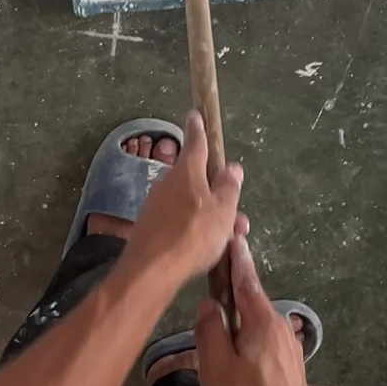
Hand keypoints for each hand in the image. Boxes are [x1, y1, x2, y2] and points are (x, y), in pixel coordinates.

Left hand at [121, 110, 243, 286]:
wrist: (152, 270)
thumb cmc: (193, 235)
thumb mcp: (223, 211)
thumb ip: (229, 187)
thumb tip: (232, 167)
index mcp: (187, 172)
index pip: (196, 143)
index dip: (199, 129)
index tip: (196, 115)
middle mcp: (168, 183)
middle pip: (197, 180)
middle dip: (217, 194)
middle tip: (236, 216)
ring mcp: (156, 204)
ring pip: (190, 203)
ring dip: (210, 215)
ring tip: (228, 238)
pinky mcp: (150, 226)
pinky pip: (178, 219)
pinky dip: (193, 228)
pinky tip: (204, 248)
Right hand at [194, 235, 319, 385]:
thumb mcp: (216, 372)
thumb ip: (210, 333)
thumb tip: (210, 306)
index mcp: (264, 322)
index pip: (246, 279)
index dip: (237, 256)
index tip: (235, 232)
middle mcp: (282, 332)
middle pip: (251, 307)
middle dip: (230, 304)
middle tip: (208, 311)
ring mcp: (291, 356)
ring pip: (256, 333)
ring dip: (237, 335)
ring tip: (216, 355)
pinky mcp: (291, 379)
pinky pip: (263, 352)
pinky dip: (246, 352)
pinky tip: (235, 377)